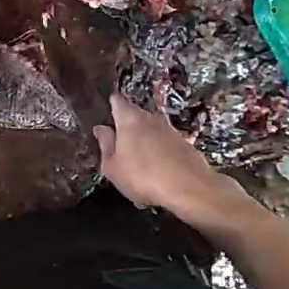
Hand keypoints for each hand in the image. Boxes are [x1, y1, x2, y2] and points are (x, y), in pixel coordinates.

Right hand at [93, 94, 247, 224]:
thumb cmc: (142, 176)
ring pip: (153, 128)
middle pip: (136, 114)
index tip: (107, 115)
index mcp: (129, 119)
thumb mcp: (112, 166)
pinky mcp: (186, 143)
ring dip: (146, 138)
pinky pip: (167, 142)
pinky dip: (161, 150)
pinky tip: (158, 168)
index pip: (117, 101)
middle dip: (128, 125)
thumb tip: (101, 128)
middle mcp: (151, 118)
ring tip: (139, 159)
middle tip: (120, 144)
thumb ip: (105, 144)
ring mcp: (171, 129)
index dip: (111, 105)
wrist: (188, 187)